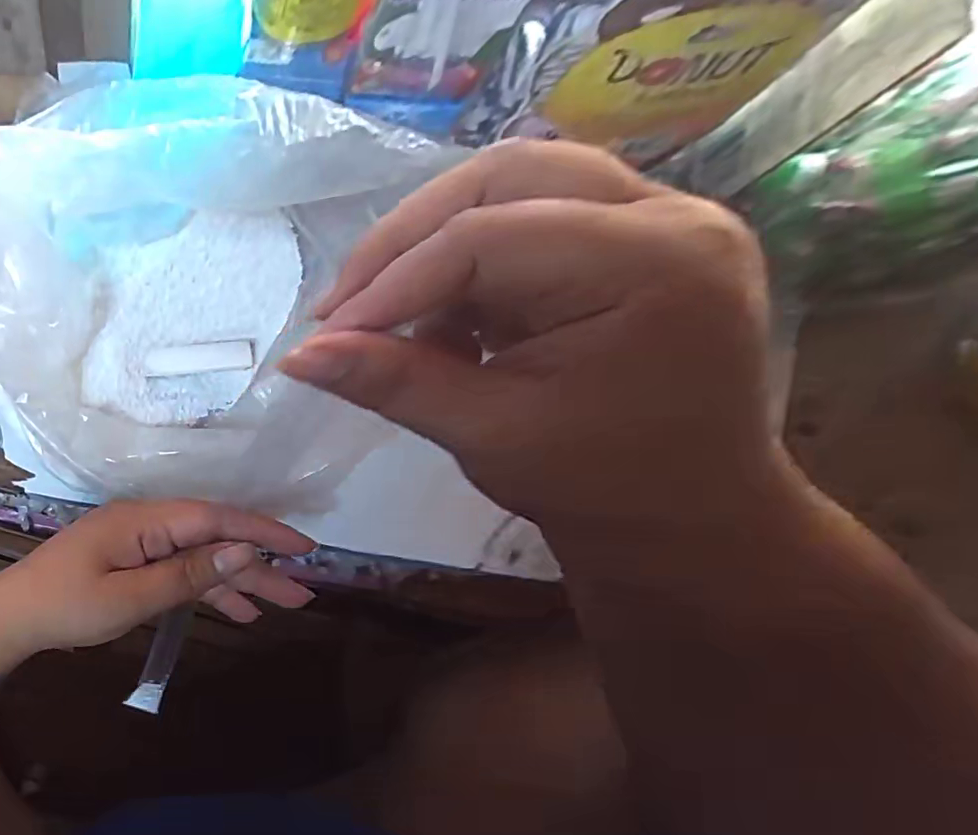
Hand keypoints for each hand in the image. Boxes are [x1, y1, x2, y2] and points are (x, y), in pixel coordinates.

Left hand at [0, 499, 316, 667]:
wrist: (11, 618)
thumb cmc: (65, 609)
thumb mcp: (130, 597)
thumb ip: (187, 574)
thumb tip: (242, 549)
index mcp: (142, 521)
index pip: (214, 519)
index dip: (261, 532)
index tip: (304, 548)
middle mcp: (143, 523)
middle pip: (211, 539)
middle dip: (256, 565)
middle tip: (300, 594)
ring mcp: (135, 542)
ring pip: (197, 557)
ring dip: (236, 581)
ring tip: (278, 606)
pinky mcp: (128, 561)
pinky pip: (175, 571)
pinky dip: (204, 590)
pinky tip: (234, 612)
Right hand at [281, 140, 787, 532]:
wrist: (680, 512)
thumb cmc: (591, 482)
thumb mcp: (484, 433)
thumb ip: (392, 383)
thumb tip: (297, 357)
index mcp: (647, 264)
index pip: (486, 238)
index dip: (390, 285)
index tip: (324, 339)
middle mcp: (664, 215)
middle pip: (501, 177)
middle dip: (402, 240)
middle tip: (341, 307)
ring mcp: (650, 219)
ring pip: (509, 184)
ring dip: (426, 242)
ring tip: (378, 312)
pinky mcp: (622, 241)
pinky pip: (521, 219)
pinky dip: (458, 264)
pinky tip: (434, 320)